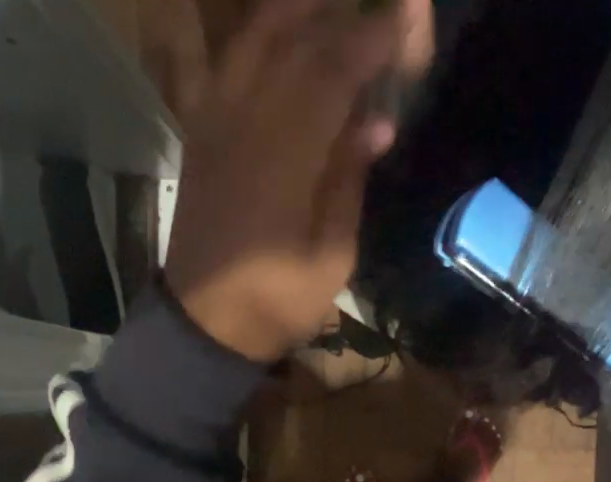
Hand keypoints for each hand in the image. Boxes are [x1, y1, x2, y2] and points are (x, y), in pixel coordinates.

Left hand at [163, 0, 430, 359]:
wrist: (205, 321)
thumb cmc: (279, 299)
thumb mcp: (331, 257)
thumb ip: (348, 183)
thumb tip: (377, 123)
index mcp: (284, 160)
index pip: (332, 76)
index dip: (373, 39)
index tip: (411, 14)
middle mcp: (244, 125)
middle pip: (294, 44)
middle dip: (342, 15)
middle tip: (383, 6)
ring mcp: (214, 123)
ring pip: (252, 42)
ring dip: (295, 10)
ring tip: (331, 3)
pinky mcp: (199, 131)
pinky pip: (215, 63)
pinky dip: (245, 37)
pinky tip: (269, 27)